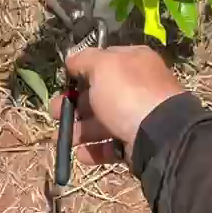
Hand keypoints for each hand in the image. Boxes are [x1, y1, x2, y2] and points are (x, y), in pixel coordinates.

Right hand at [49, 45, 183, 165]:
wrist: (157, 134)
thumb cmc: (127, 94)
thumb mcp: (103, 66)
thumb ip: (84, 59)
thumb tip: (71, 58)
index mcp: (131, 63)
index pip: (102, 64)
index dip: (80, 73)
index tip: (63, 85)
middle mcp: (135, 88)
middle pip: (98, 96)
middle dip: (74, 106)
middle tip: (54, 114)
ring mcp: (135, 117)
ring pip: (101, 123)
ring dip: (79, 131)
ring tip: (63, 139)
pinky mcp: (134, 144)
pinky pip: (110, 146)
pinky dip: (93, 150)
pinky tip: (80, 154)